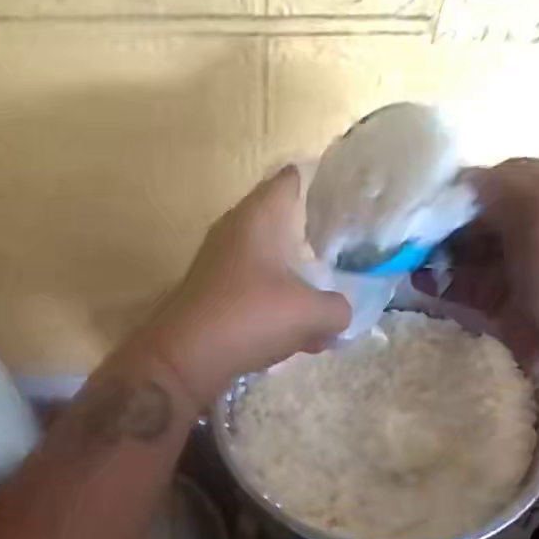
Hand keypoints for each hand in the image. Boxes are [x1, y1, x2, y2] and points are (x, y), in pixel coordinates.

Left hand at [139, 166, 350, 407]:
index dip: (325, 183)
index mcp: (259, 217)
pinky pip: (262, 292)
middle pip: (288, 222)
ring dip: (304, 279)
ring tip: (336, 298)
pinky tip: (309, 337)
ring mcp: (226, 264)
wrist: (185, 359)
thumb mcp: (310, 313)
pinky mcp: (220, 296)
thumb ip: (338, 308)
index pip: (294, 178)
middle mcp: (238, 231)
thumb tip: (341, 312)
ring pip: (276, 262)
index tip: (353, 200)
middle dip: (320, 238)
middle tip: (354, 252)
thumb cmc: (249, 317)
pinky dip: (284, 307)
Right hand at [423, 158, 538, 378]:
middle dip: (448, 222)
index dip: (467, 186)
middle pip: (483, 216)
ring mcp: (524, 271)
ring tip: (407, 259)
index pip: (504, 177)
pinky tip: (418, 282)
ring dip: (439, 253)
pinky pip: (468, 288)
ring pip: (471, 252)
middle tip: (414, 234)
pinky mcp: (507, 307)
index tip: (432, 201)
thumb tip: (460, 183)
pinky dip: (441, 283)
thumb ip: (499, 188)